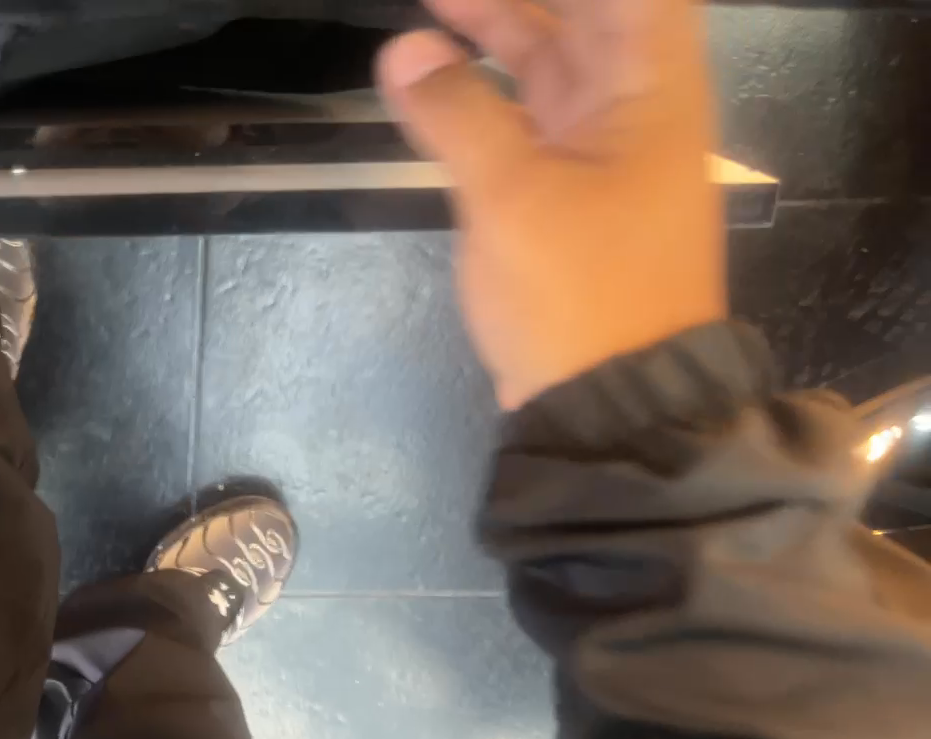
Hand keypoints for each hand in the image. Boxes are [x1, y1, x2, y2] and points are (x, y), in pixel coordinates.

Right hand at [375, 0, 725, 408]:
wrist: (603, 387)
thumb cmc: (573, 285)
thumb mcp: (511, 195)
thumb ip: (457, 116)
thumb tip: (403, 51)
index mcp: (649, 87)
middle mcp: (629, 109)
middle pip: (578, 25)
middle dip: (508, 5)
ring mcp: (594, 157)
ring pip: (545, 77)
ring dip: (493, 47)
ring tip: (432, 24)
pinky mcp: (560, 200)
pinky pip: (523, 131)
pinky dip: (483, 110)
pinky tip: (444, 104)